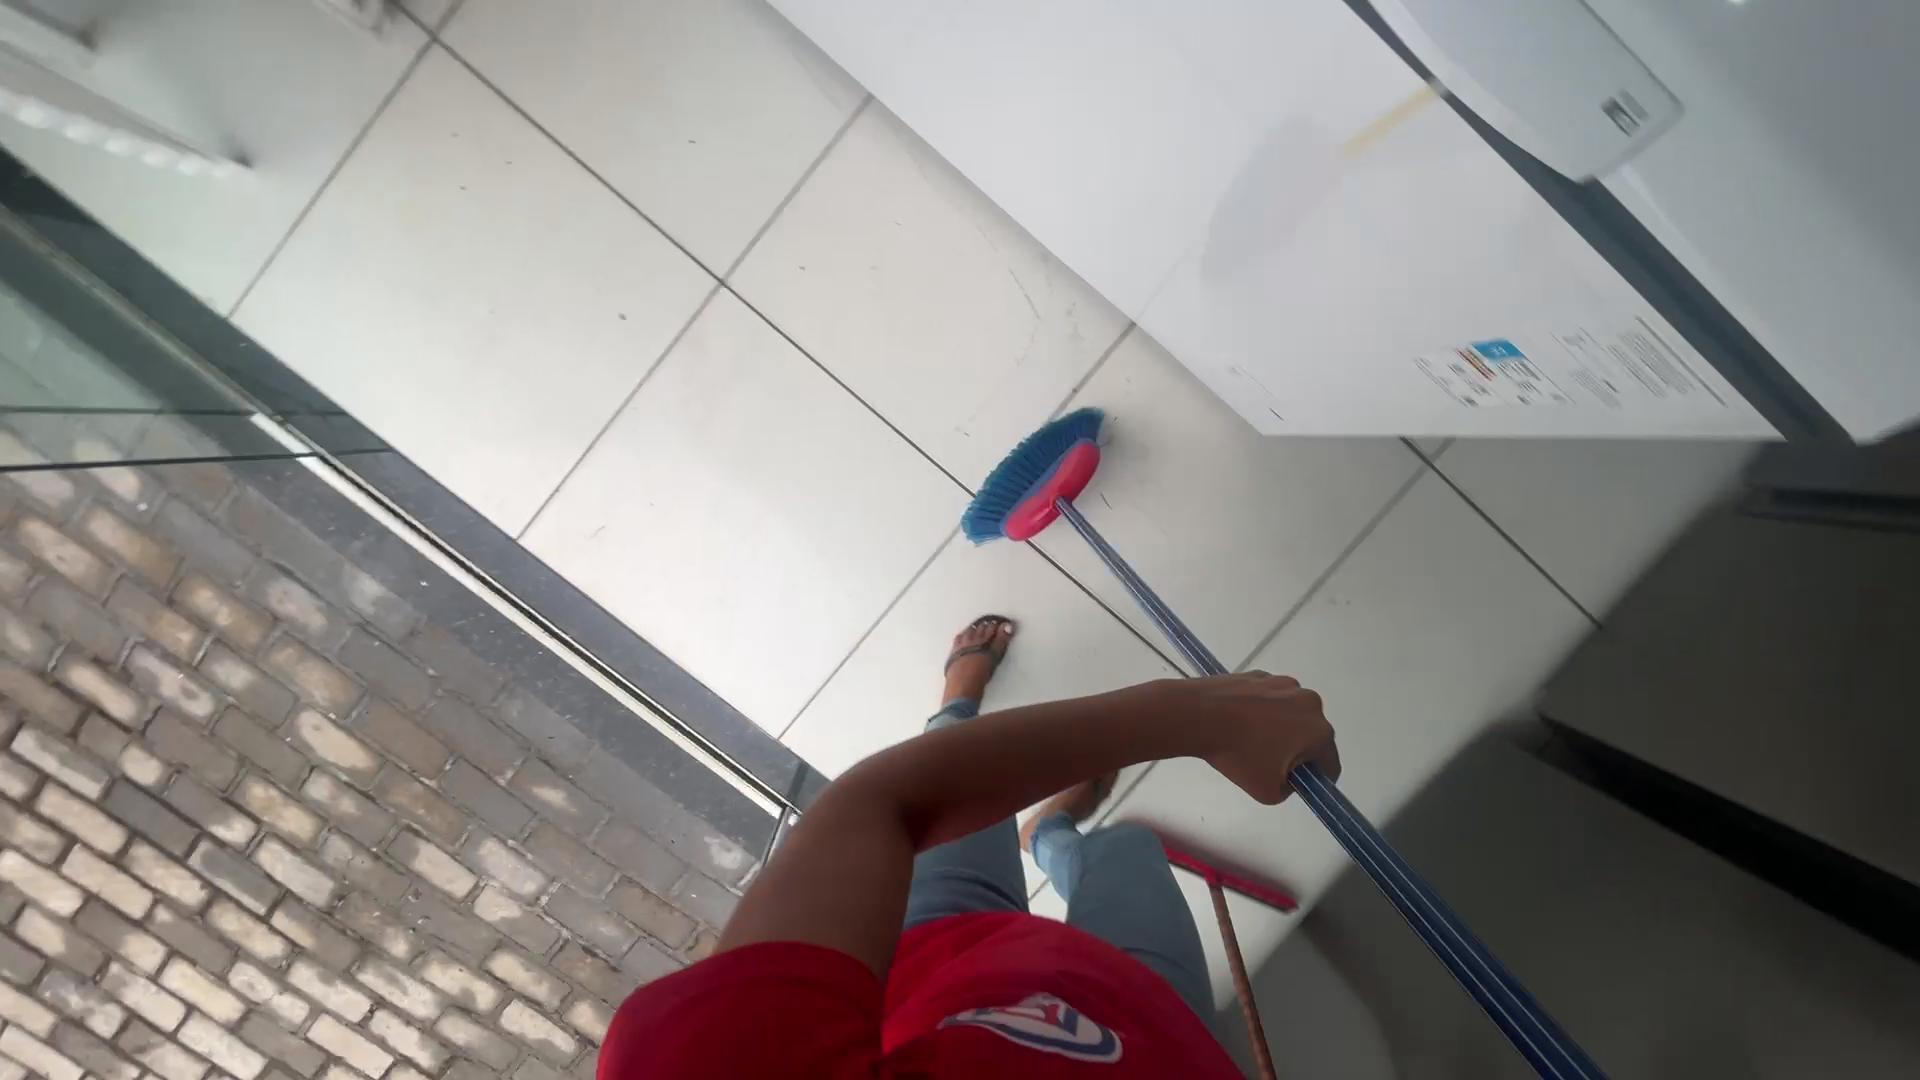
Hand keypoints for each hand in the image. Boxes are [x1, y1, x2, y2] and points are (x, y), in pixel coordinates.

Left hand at [1164, 672, 1339, 803]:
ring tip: (1246, 738)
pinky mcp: (1258, 673)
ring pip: (1289, 713)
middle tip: (1265, 761)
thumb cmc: (1237, 754)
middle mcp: (1309, 701)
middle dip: (1295, 750)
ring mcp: (1282, 683)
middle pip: (1311, 735)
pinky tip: (1237, 718)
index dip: (1315, 779)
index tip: (1294, 783)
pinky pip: (1268, 698)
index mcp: (1319, 731)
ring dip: (1278, 726)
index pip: (1329, 764)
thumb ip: (1290, 789)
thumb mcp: (1269, 792)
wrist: (1197, 714)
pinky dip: (1259, 709)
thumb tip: (1289, 776)